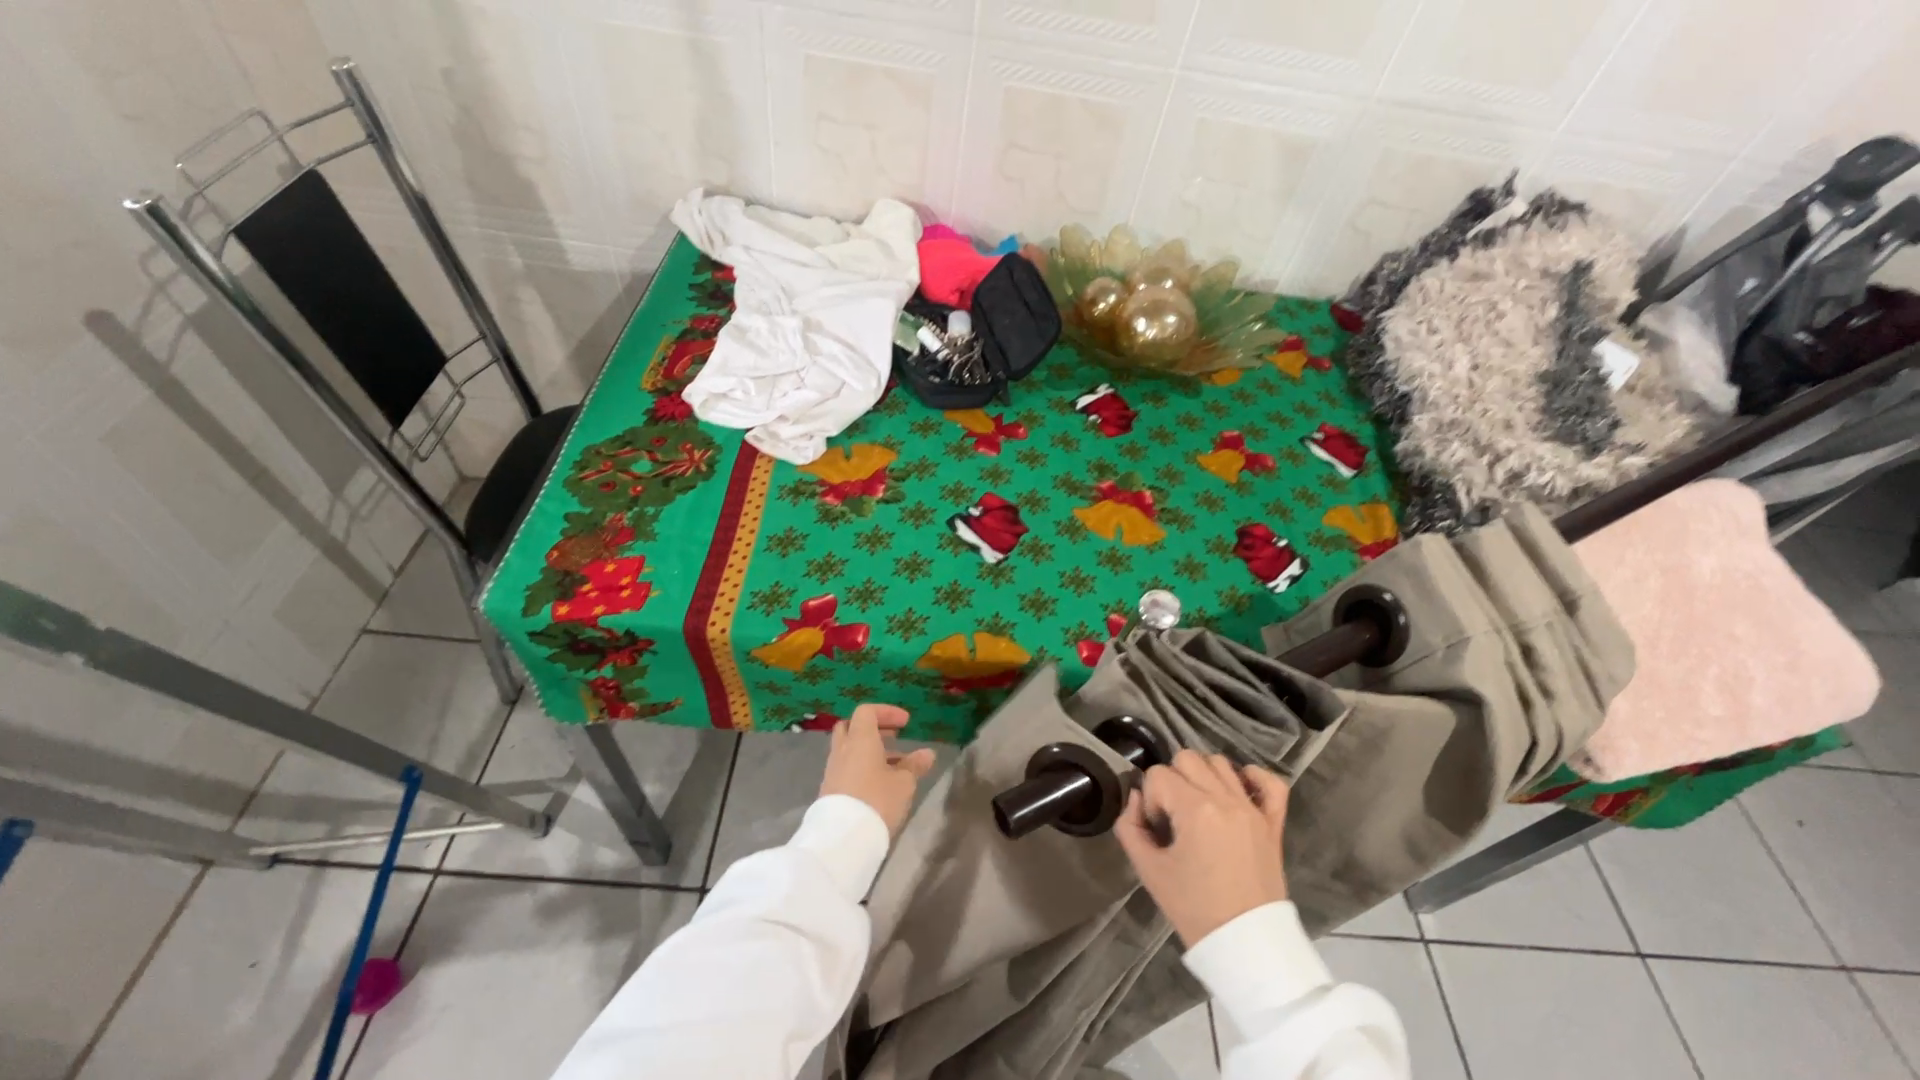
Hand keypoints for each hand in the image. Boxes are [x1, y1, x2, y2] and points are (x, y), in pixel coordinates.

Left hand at [820, 704, 937, 834]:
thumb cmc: (877, 800)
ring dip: (869, 751)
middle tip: (893, 737)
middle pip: (851, 727)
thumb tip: (927, 754)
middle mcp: (842, 750)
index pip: (867, 712)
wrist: (843, 837)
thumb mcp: (904, 783)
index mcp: (860, 739)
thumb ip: (914, 765)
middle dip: (873, 728)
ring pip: (849, 749)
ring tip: (893, 766)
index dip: (887, 712)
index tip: (905, 723)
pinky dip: (861, 767)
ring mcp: (833, 770)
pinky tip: (878, 784)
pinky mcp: (830, 789)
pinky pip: (846, 768)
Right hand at [1115, 749, 1291, 948]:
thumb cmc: (1194, 909)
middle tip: (1173, 816)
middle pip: (1188, 759)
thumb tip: (1135, 799)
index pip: (1158, 776)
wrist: (1245, 943)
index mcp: (1196, 810)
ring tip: (1198, 807)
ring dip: (1203, 776)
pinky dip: (1254, 777)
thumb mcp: (1149, 871)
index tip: (1157, 831)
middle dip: (1172, 781)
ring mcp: (1253, 809)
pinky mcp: (1273, 822)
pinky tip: (1237, 790)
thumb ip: (1130, 828)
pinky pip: (1271, 782)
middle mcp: (1226, 799)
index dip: (1150, 800)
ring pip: (1221, 763)